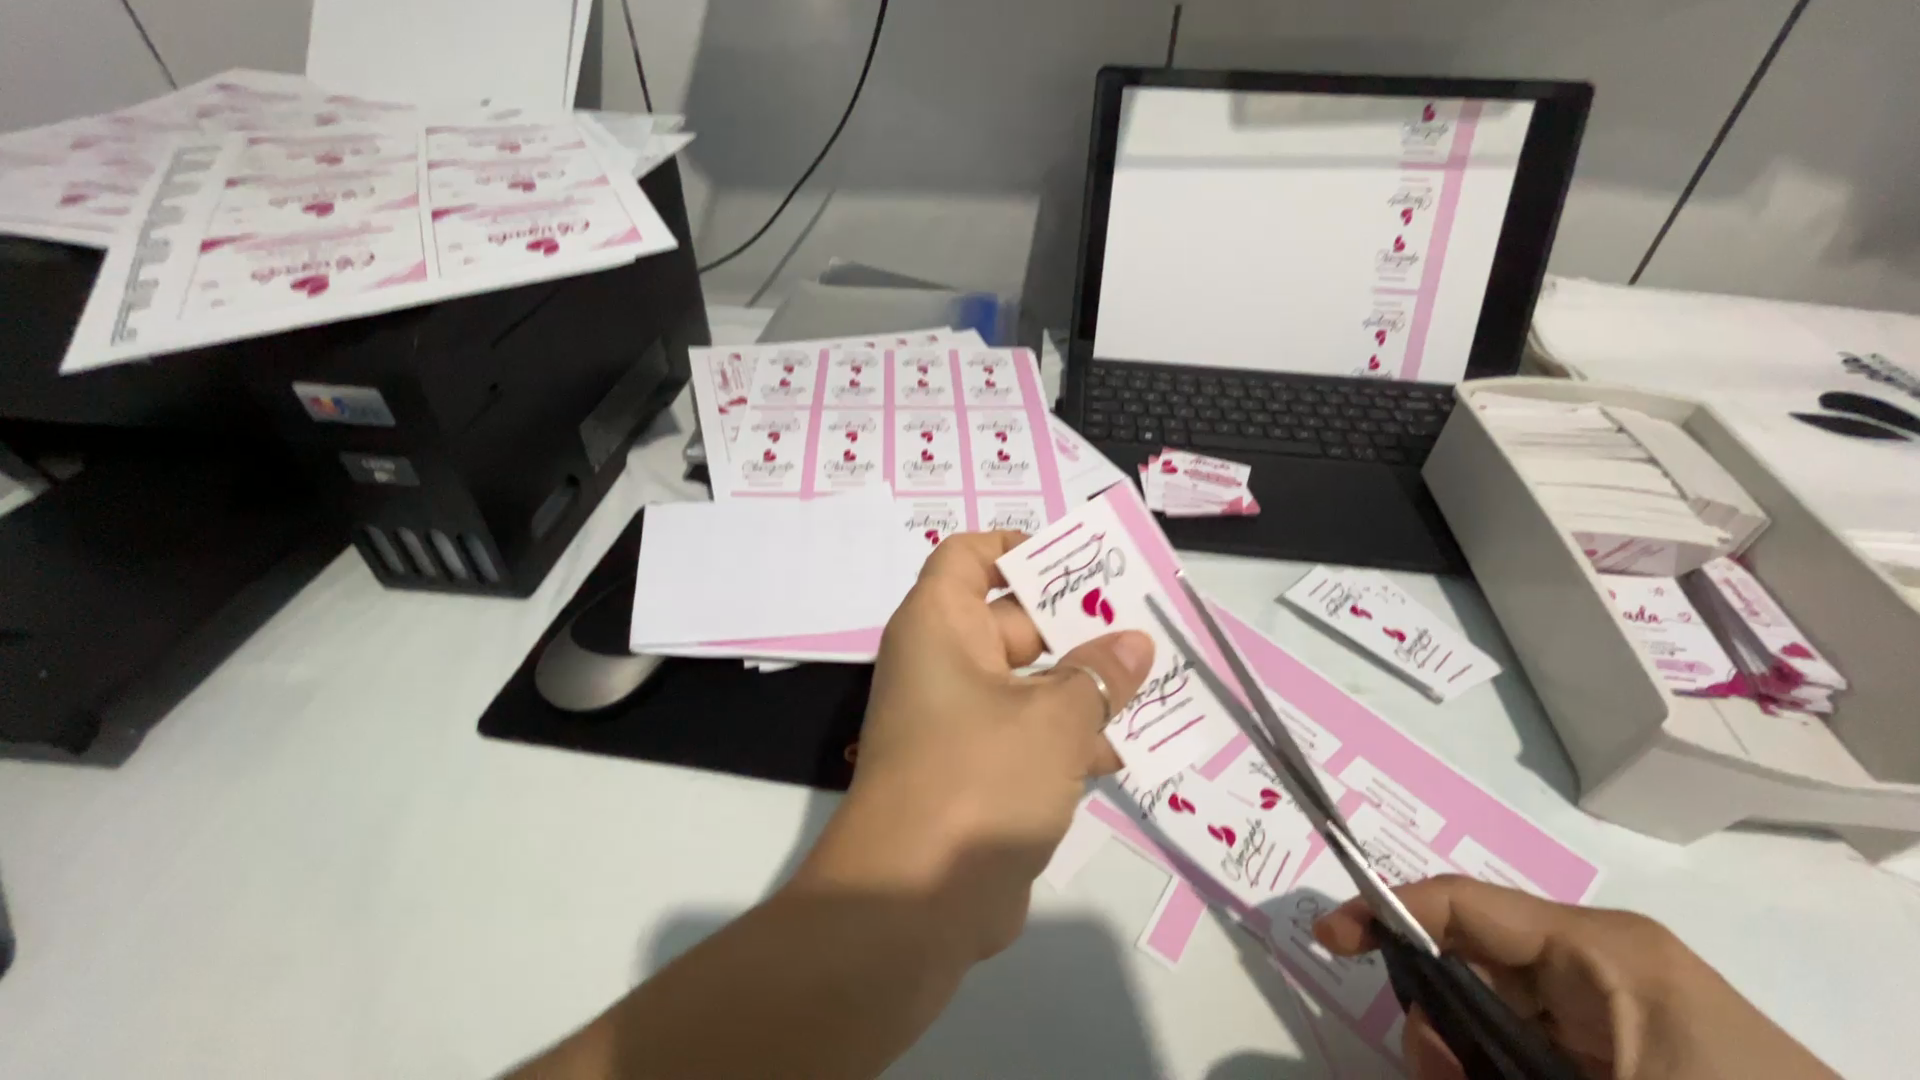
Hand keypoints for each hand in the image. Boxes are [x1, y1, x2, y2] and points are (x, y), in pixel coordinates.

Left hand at [793, 531, 1155, 958]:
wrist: (914, 901)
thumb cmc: (979, 778)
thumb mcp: (1054, 719)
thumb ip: (1099, 675)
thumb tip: (1134, 642)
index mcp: (941, 627)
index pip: (968, 557)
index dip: (1019, 550)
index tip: (1079, 562)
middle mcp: (944, 665)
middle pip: (1012, 619)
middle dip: (1077, 624)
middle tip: (1144, 624)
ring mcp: (959, 722)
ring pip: (1029, 682)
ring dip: (1084, 686)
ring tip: (1153, 684)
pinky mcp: (976, 772)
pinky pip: (1028, 734)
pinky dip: (1070, 736)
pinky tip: (1126, 749)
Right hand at [1313, 875, 1837, 1079]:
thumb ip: (1485, 1059)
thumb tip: (1423, 1051)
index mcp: (1597, 947)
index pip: (1462, 903)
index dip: (1385, 910)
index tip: (1329, 939)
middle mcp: (1599, 956)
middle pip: (1472, 962)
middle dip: (1435, 1016)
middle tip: (1436, 1074)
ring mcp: (1617, 999)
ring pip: (1498, 1006)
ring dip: (1468, 1049)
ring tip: (1463, 1078)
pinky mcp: (1628, 1037)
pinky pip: (1536, 1034)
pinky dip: (1504, 1058)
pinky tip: (1495, 1074)